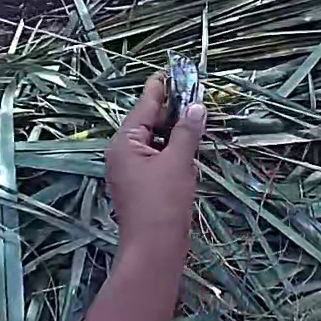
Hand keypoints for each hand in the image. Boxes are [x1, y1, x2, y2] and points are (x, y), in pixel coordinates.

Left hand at [106, 73, 206, 262]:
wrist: (155, 250)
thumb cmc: (164, 203)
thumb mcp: (179, 162)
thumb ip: (188, 131)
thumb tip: (196, 106)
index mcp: (124, 143)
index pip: (144, 107)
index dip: (160, 88)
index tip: (172, 71)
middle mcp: (124, 154)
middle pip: (149, 123)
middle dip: (171, 109)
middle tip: (193, 91)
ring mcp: (133, 171)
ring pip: (155, 141)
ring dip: (175, 130)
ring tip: (196, 114)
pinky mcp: (144, 185)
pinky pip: (158, 158)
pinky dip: (174, 150)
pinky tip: (190, 146)